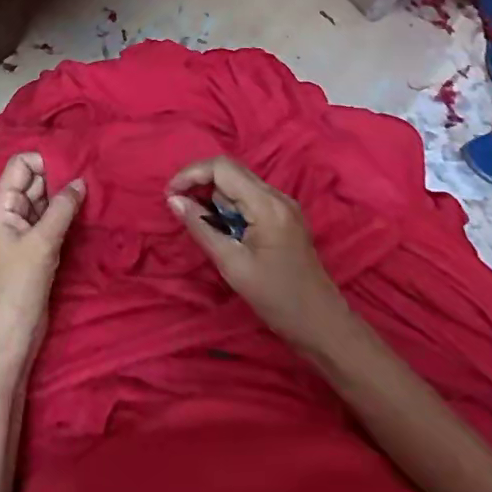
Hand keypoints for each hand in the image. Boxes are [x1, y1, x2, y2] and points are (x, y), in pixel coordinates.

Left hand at [0, 153, 83, 367]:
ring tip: (95, 190)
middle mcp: (9, 213)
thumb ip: (62, 208)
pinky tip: (87, 210)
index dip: (46, 161)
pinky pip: (51, 220)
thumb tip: (81, 180)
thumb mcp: (42, 244)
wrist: (8, 339)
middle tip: (93, 174)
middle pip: (35, 180)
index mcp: (0, 206)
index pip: (21, 165)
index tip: (76, 164)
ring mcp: (22, 231)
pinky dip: (67, 214)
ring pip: (46, 200)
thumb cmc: (18, 288)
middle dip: (61, 176)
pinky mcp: (35, 248)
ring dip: (66, 195)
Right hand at [166, 156, 347, 344]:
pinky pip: (250, 199)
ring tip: (197, 222)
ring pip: (239, 184)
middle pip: (231, 171)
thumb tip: (174, 201)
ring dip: (214, 196)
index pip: (222, 167)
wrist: (322, 323)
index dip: (191, 174)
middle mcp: (278, 196)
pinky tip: (220, 228)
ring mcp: (284, 205)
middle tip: (177, 207)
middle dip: (200, 183)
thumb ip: (202, 228)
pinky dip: (229, 206)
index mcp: (267, 204)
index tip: (169, 196)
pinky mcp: (284, 217)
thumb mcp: (233, 265)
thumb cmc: (277, 299)